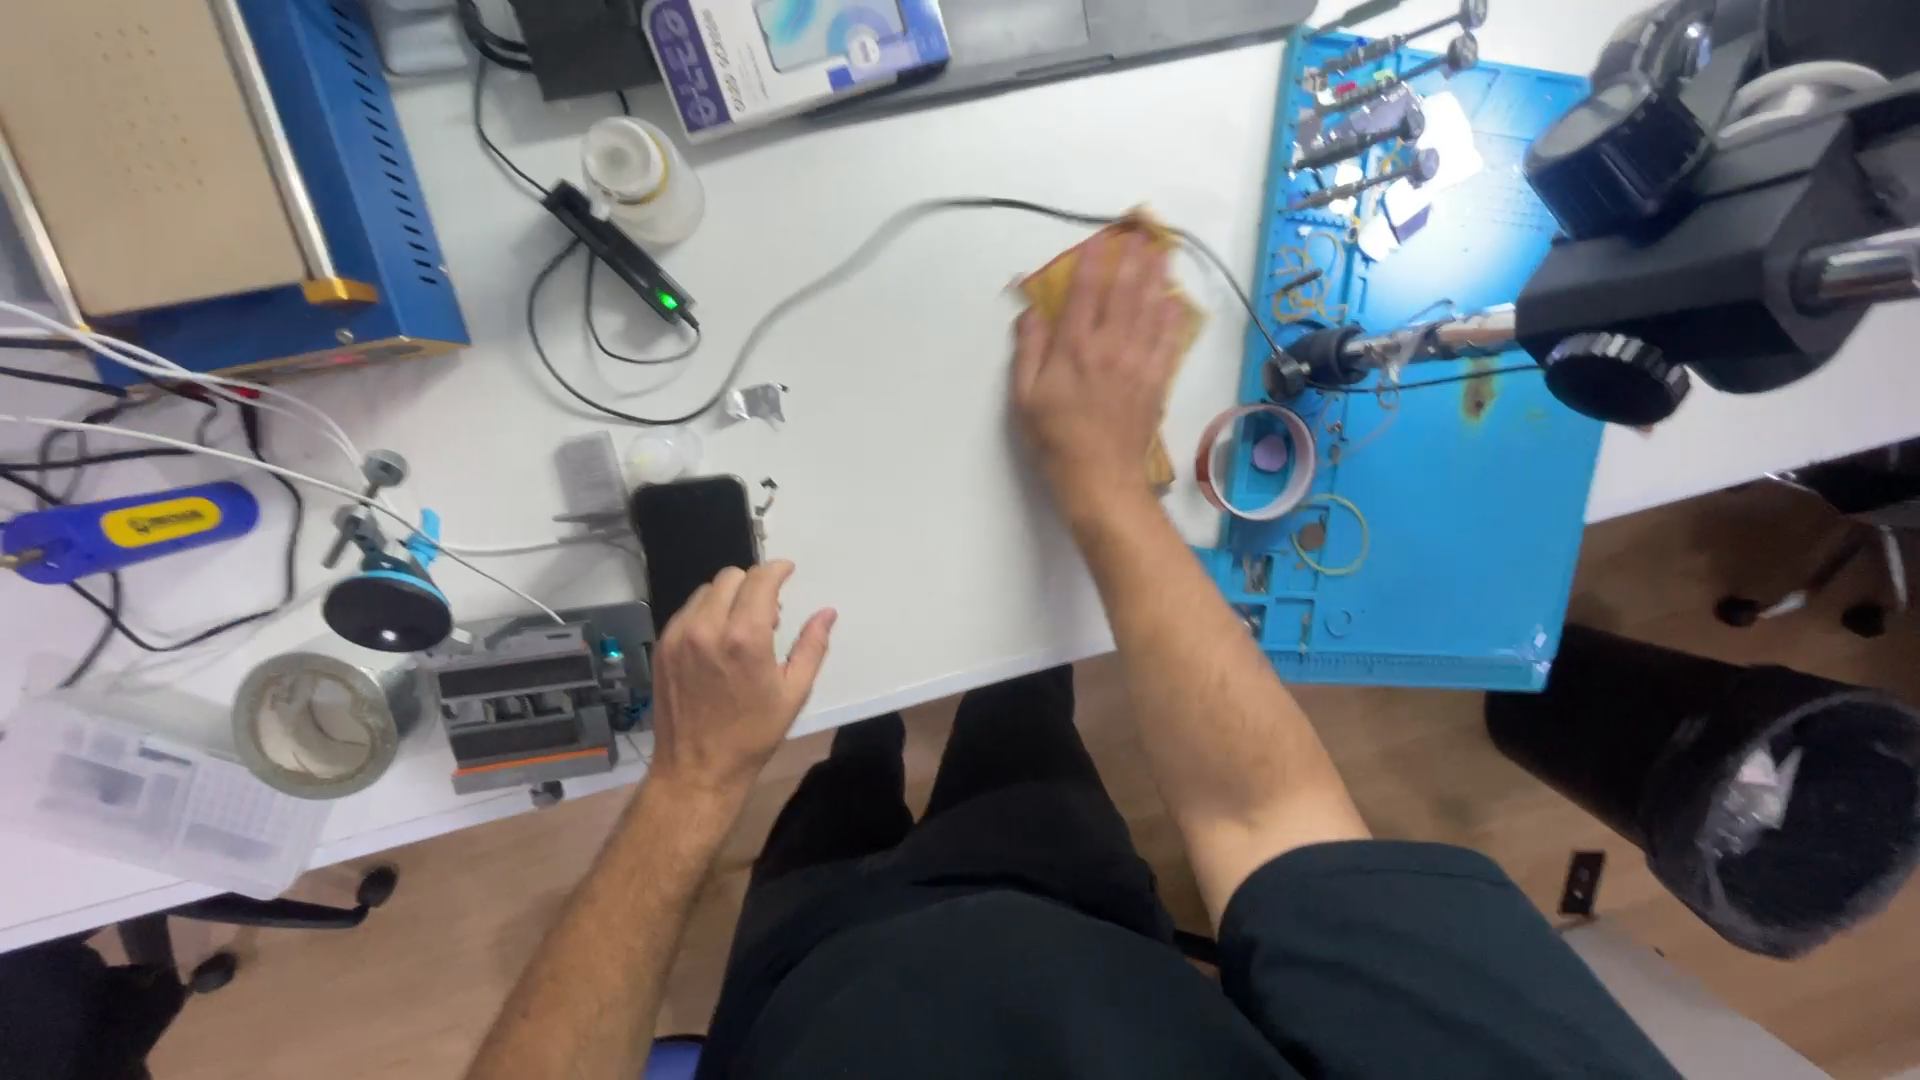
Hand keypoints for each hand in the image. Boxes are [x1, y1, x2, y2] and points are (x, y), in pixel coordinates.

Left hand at [648, 561, 835, 806]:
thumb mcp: (794, 692)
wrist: (697, 768)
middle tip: (769, 612)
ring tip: (742, 626)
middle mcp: (708, 628)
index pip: (760, 580)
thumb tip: (826, 613)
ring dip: (729, 597)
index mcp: (745, 638)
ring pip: (707, 591)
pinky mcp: (662, 647)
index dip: (777, 569)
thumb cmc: (753, 733)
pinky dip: (706, 612)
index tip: (787, 571)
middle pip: (731, 577)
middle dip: (754, 584)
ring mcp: (679, 636)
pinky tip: (718, 639)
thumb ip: (812, 646)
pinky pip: (687, 611)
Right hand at [1012, 230, 1188, 511]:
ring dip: (1157, 279)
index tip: (1101, 238)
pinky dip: (1172, 319)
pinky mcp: (1155, 382)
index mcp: (1073, 348)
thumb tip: (1031, 311)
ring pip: (1150, 310)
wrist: (1098, 477)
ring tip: (1163, 253)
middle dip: (1133, 260)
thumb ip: (1028, 349)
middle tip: (1142, 234)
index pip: (1085, 293)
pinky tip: (1176, 303)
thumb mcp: (1024, 396)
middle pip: (1125, 293)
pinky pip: (1168, 342)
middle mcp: (1109, 347)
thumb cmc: (1054, 438)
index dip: (1093, 261)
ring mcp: (1137, 364)